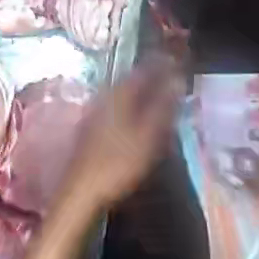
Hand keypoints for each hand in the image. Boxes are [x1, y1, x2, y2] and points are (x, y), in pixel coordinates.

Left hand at [54, 62, 182, 220]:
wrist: (81, 194)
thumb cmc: (118, 163)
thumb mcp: (149, 135)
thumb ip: (163, 106)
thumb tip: (177, 79)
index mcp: (118, 94)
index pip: (144, 70)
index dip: (162, 65)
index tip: (178, 64)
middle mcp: (104, 98)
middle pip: (131, 82)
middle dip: (152, 79)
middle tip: (172, 82)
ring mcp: (94, 115)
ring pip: (123, 96)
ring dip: (142, 95)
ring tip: (160, 100)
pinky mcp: (90, 131)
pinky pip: (117, 110)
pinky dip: (132, 110)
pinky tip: (139, 122)